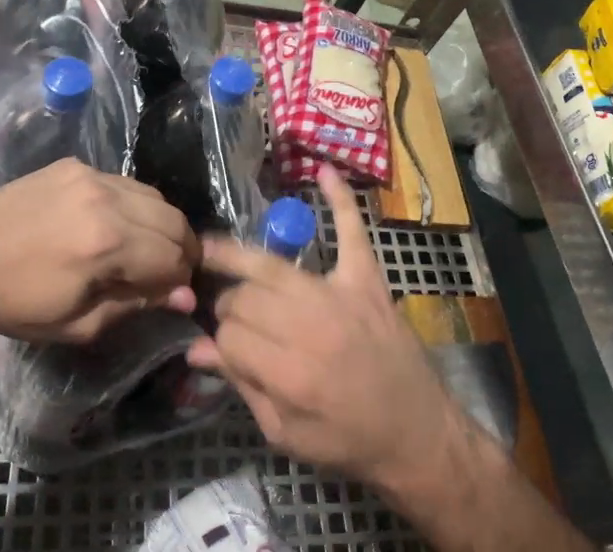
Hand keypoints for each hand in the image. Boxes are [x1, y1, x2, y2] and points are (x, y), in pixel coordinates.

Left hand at [0, 158, 199, 343]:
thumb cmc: (17, 305)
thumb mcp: (79, 324)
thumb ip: (136, 305)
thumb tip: (184, 295)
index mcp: (107, 243)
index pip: (173, 255)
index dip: (181, 279)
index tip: (171, 293)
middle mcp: (105, 198)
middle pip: (173, 218)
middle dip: (179, 248)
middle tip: (165, 271)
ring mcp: (88, 175)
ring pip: (152, 194)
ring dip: (158, 223)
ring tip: (141, 247)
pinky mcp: (71, 166)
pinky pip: (121, 182)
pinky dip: (130, 204)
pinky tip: (111, 224)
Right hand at [187, 165, 464, 491]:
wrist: (418, 435)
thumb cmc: (347, 442)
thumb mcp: (284, 433)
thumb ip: (241, 385)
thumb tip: (195, 349)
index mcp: (288, 373)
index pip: (228, 335)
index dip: (218, 341)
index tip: (221, 348)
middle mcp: (309, 327)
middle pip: (244, 296)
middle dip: (228, 305)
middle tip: (232, 318)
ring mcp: (339, 297)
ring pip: (272, 265)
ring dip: (241, 260)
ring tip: (217, 253)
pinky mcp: (367, 282)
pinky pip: (351, 233)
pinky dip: (340, 201)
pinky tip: (324, 170)